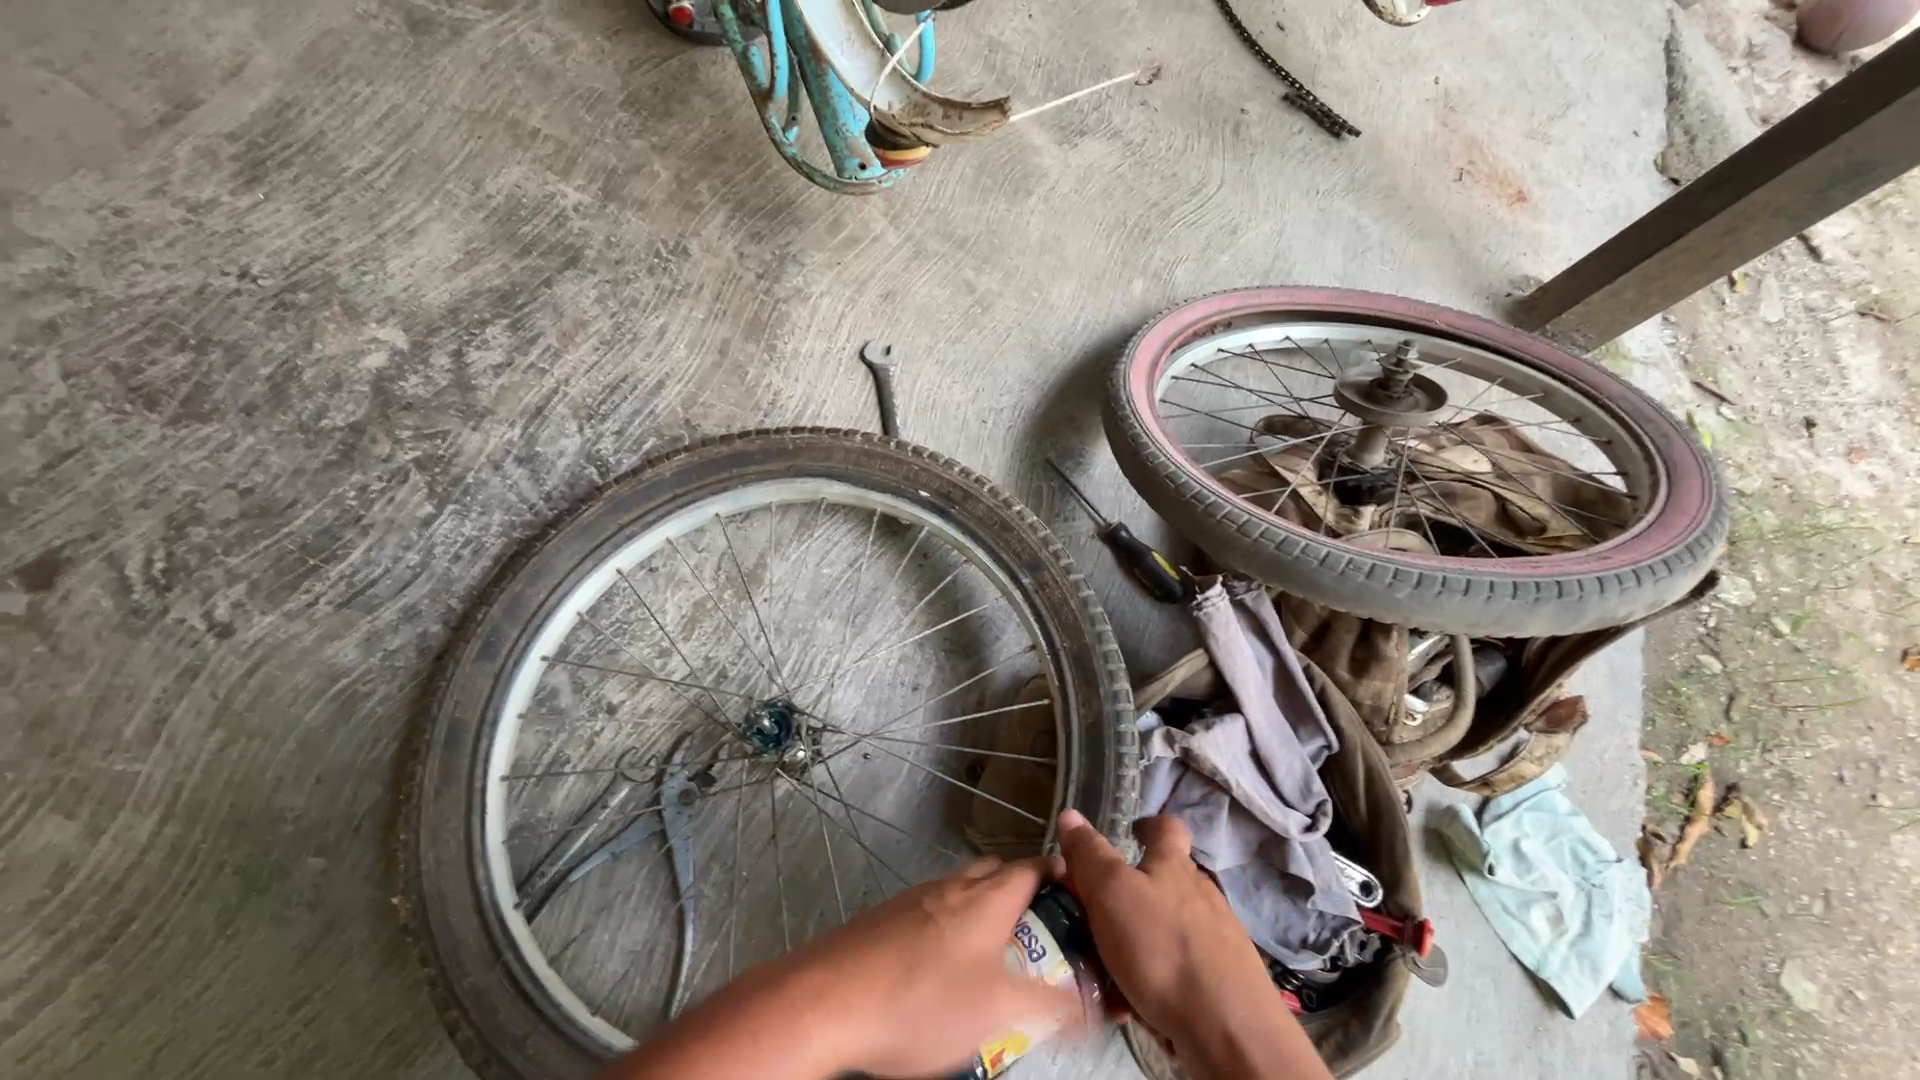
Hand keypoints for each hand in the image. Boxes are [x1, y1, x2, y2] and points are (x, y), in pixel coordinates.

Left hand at [762, 856, 1083, 1077]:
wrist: (827, 1001)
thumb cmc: (921, 1001)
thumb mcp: (998, 1012)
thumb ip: (1049, 1005)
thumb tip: (1090, 1003)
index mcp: (986, 899)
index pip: (1034, 868)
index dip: (1059, 875)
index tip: (1078, 892)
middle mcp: (951, 887)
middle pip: (996, 872)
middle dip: (1021, 891)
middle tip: (1039, 929)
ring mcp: (913, 899)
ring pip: (960, 892)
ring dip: (982, 910)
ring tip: (994, 953)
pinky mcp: (883, 919)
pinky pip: (929, 911)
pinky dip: (948, 927)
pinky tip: (942, 967)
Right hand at [1057, 809, 1331, 1079]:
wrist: (1228, 1031)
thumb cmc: (1163, 949)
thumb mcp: (1112, 893)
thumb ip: (1089, 856)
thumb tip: (1070, 814)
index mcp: (1175, 867)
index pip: (1167, 828)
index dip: (1149, 825)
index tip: (1131, 831)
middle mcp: (1201, 895)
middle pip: (1167, 881)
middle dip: (1135, 891)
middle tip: (1096, 911)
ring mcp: (1217, 939)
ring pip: (1170, 927)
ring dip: (1141, 937)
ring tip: (1106, 963)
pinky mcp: (1222, 981)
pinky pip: (1179, 968)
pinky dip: (1156, 975)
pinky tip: (1133, 1000)